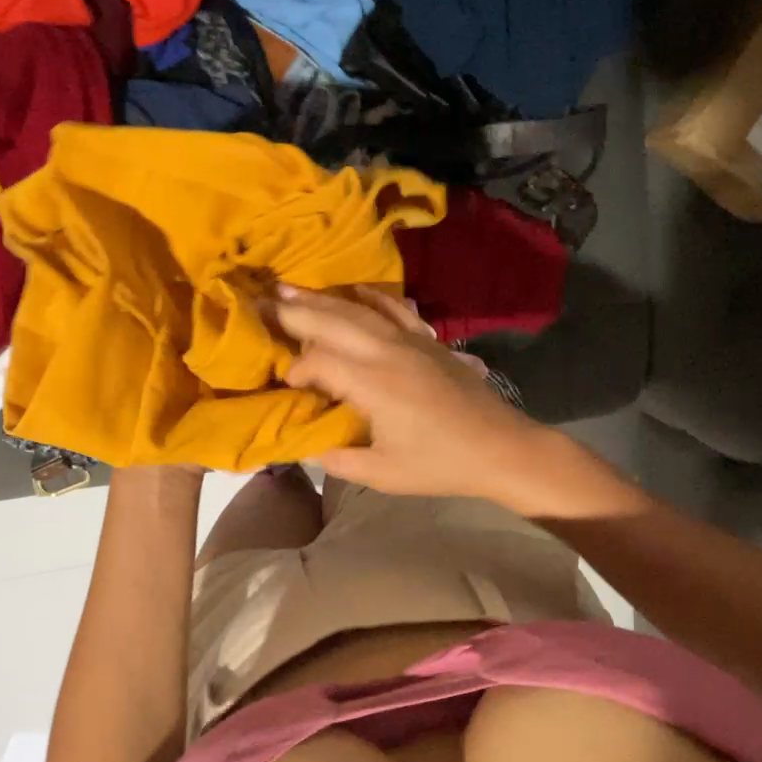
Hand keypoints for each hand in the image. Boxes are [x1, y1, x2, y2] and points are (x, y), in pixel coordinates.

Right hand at [277, 285, 544, 498]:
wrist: (501, 448)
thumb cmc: (440, 464)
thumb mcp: (383, 474)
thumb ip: (339, 458)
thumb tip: (309, 445)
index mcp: (373, 384)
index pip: (319, 362)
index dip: (296, 371)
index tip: (288, 387)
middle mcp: (388, 352)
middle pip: (333, 321)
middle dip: (294, 312)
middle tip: (260, 300)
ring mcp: (412, 341)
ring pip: (359, 310)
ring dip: (323, 298)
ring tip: (290, 288)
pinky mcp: (430, 341)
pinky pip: (394, 309)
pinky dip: (371, 297)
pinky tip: (355, 291)